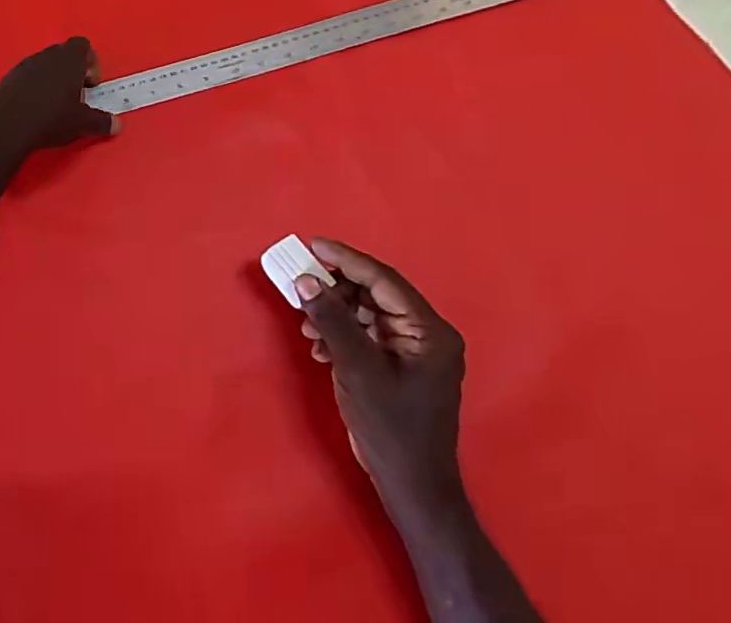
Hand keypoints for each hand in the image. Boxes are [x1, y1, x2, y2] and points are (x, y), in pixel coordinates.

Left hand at [0, 37, 118, 155]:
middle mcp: (46, 56)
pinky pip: (27, 76)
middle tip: (76, 95)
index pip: (83, 45)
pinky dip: (34, 87)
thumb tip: (117, 125)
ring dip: (53, 79)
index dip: (91, 62)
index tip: (91, 84)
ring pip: (44, 64)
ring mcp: (24, 65)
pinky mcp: (8, 78)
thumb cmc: (51, 118)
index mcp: (68, 59)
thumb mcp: (82, 123)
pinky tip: (34, 109)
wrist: (6, 126)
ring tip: (55, 105)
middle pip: (63, 53)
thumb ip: (101, 122)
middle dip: (72, 71)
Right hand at [292, 238, 464, 503]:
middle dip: (334, 290)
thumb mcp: (357, 368)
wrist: (410, 485)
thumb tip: (306, 280)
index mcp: (429, 331)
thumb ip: (332, 319)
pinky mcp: (397, 365)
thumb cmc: (390, 426)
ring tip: (306, 326)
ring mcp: (412, 351)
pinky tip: (318, 347)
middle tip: (300, 285)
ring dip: (333, 314)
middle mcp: (425, 334)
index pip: (383, 280)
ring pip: (365, 313)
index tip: (312, 245)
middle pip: (374, 293)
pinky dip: (338, 334)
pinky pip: (364, 334)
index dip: (346, 259)